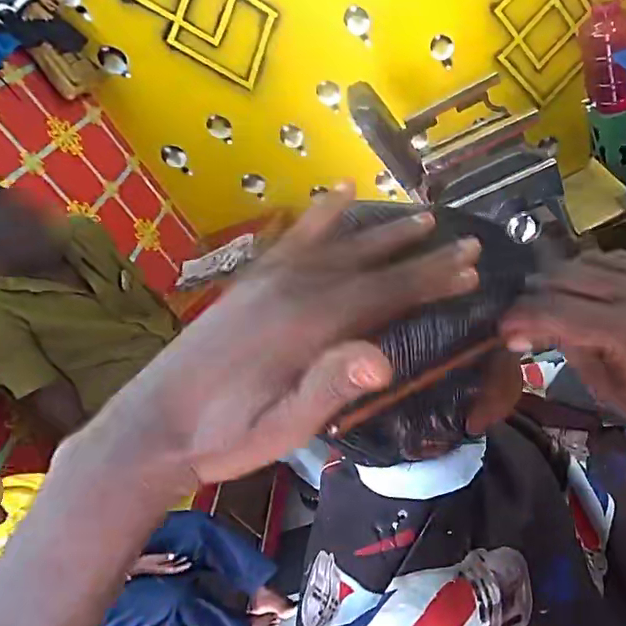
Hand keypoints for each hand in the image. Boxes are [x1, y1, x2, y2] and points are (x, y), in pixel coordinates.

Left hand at [66, 185, 480, 487]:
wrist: (154, 420)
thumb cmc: (224, 434)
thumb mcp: (279, 429)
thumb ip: (327, 390)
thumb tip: (383, 358)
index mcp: (310, 325)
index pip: (386, 295)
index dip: (432, 281)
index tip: (471, 268)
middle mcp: (296, 288)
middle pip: (373, 265)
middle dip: (424, 254)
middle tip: (468, 240)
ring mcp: (272, 277)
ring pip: (342, 245)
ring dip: (386, 232)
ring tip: (424, 217)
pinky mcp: (254, 278)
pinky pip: (296, 235)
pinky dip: (322, 212)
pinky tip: (340, 190)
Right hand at [130, 553, 190, 576]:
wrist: (131, 565)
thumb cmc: (142, 562)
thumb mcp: (153, 559)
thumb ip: (163, 557)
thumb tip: (174, 556)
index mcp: (161, 569)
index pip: (174, 569)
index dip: (182, 567)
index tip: (190, 564)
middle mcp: (160, 569)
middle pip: (173, 568)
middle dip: (181, 565)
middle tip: (190, 562)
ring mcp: (157, 567)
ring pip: (170, 566)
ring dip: (177, 562)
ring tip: (184, 557)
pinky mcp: (154, 564)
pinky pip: (165, 563)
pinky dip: (171, 560)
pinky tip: (173, 557)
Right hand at [501, 252, 625, 452]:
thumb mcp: (606, 390)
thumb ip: (569, 349)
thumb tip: (528, 328)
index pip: (556, 309)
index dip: (522, 315)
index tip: (502, 326)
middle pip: (568, 276)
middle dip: (536, 294)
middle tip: (520, 314)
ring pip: (589, 260)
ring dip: (561, 278)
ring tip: (548, 299)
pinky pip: (617, 259)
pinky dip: (593, 271)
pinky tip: (584, 290)